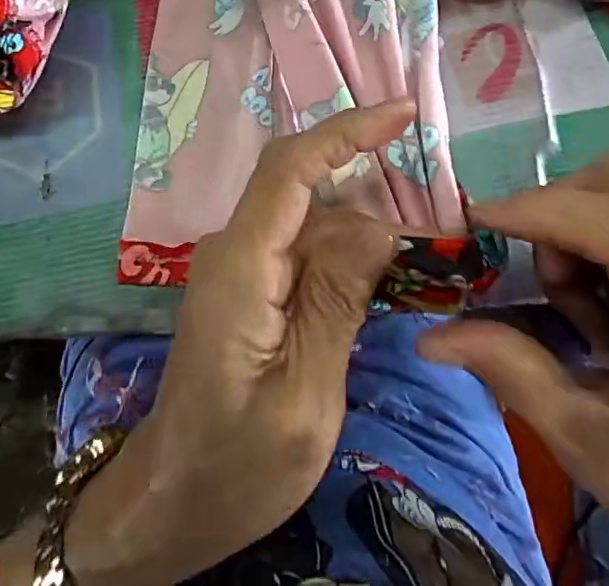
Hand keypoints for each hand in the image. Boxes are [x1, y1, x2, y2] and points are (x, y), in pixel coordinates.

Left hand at [63, 101, 407, 584]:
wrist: (176, 497)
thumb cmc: (239, 462)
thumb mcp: (305, 393)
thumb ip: (336, 300)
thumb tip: (379, 221)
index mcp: (240, 265)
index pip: (290, 170)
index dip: (345, 131)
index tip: (402, 113)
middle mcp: (232, 249)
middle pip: (296, 180)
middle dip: (359, 162)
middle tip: (432, 175)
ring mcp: (237, 267)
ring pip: (303, 213)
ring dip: (359, 208)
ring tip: (424, 222)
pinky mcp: (247, 287)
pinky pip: (298, 246)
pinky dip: (343, 244)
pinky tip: (384, 260)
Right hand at [419, 150, 608, 584]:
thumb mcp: (585, 446)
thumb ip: (511, 373)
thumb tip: (429, 335)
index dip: (552, 210)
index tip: (480, 219)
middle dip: (561, 210)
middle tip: (541, 277)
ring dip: (576, 224)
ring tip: (572, 298)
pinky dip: (595, 234)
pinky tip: (596, 297)